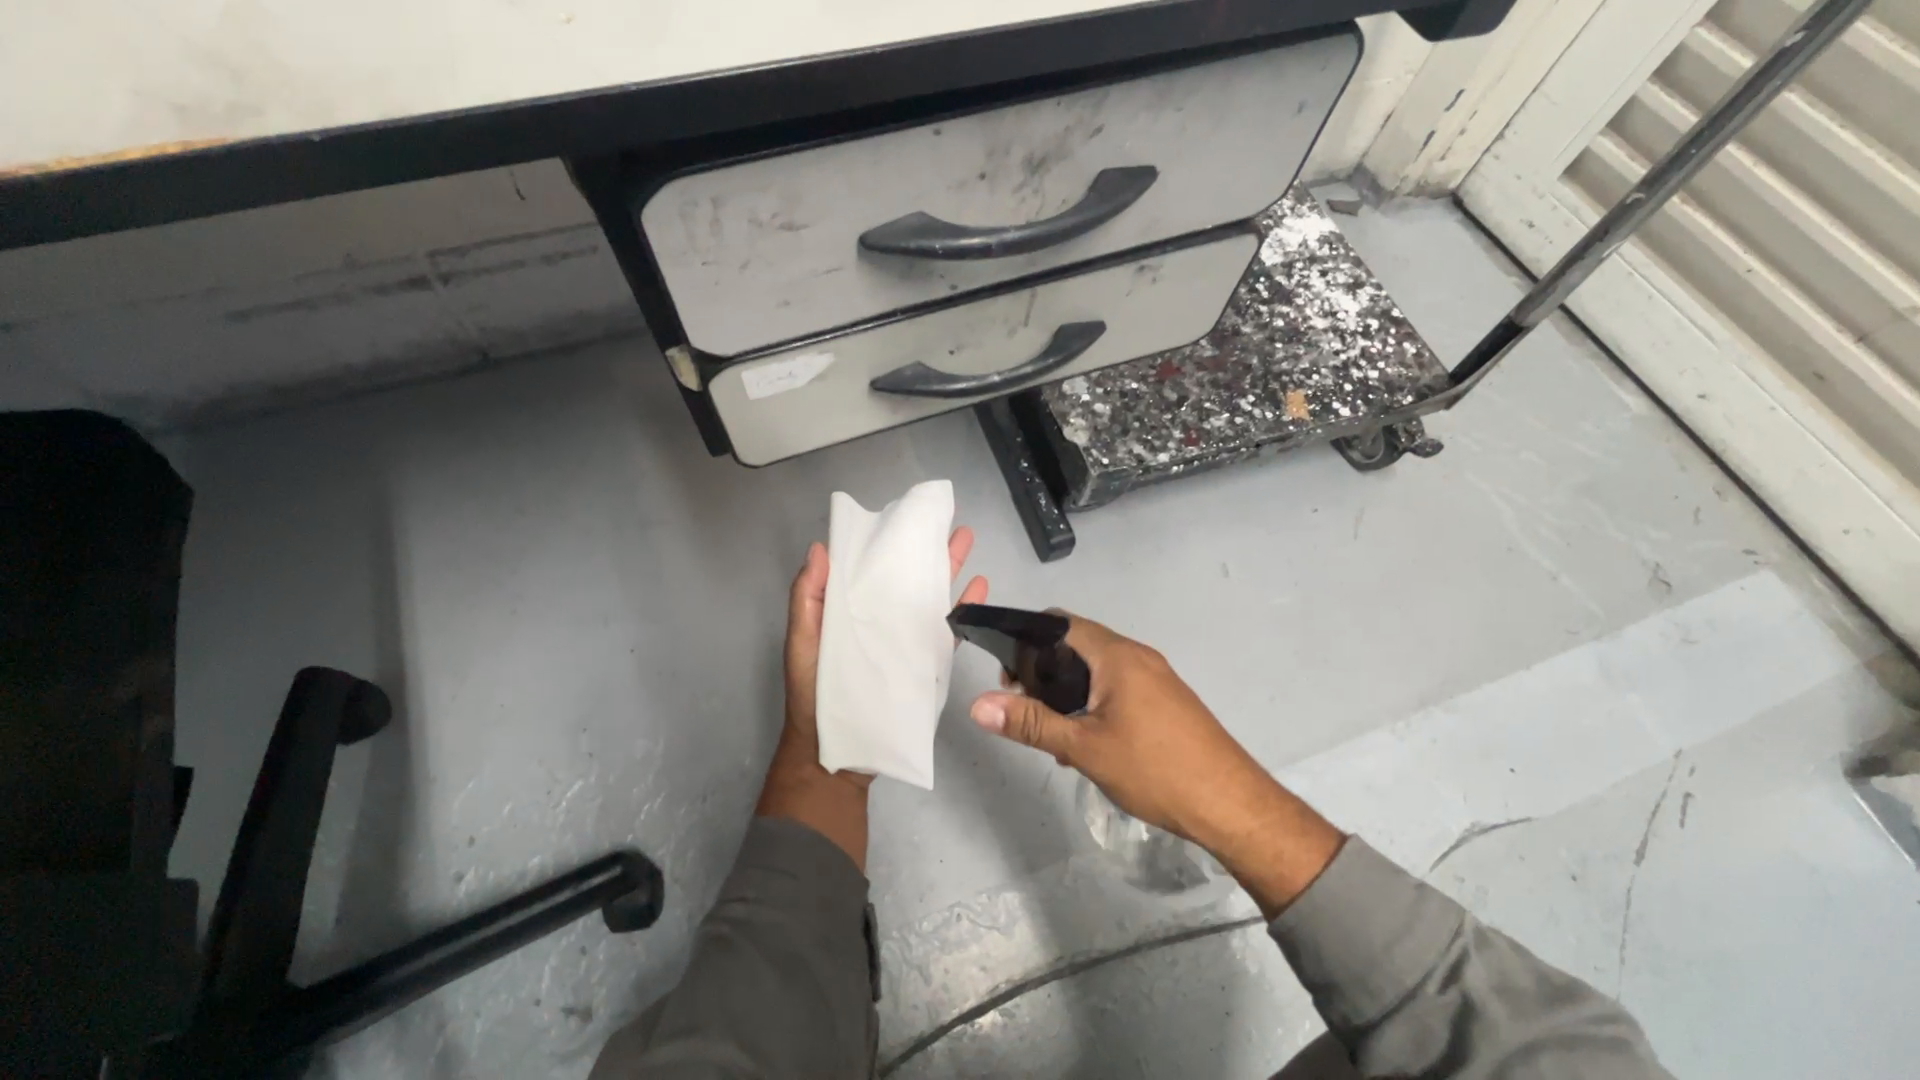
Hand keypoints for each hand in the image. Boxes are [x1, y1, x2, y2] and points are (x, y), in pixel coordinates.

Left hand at [756, 528, 987, 868]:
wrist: (838, 750)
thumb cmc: (814, 694)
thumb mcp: (804, 643)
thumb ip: (808, 599)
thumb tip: (819, 549)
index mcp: (851, 610)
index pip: (870, 568)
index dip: (885, 541)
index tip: (903, 515)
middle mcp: (881, 619)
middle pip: (907, 578)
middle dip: (928, 549)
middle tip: (949, 520)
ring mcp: (906, 640)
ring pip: (931, 598)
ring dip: (950, 570)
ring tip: (967, 541)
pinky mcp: (926, 663)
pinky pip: (949, 631)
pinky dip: (966, 609)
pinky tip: (980, 589)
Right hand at [969, 614, 1342, 915]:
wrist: (1231, 804)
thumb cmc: (1154, 769)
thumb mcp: (1083, 748)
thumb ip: (1030, 722)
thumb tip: (978, 704)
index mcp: (1118, 656)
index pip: (1061, 623)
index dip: (1026, 640)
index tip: (1006, 677)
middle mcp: (1138, 656)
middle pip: (1078, 646)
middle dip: (1043, 671)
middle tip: (1022, 708)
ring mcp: (1157, 679)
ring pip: (1098, 671)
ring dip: (1069, 692)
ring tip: (1051, 732)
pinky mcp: (1167, 702)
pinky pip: (1119, 688)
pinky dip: (1094, 703)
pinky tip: (1087, 743)